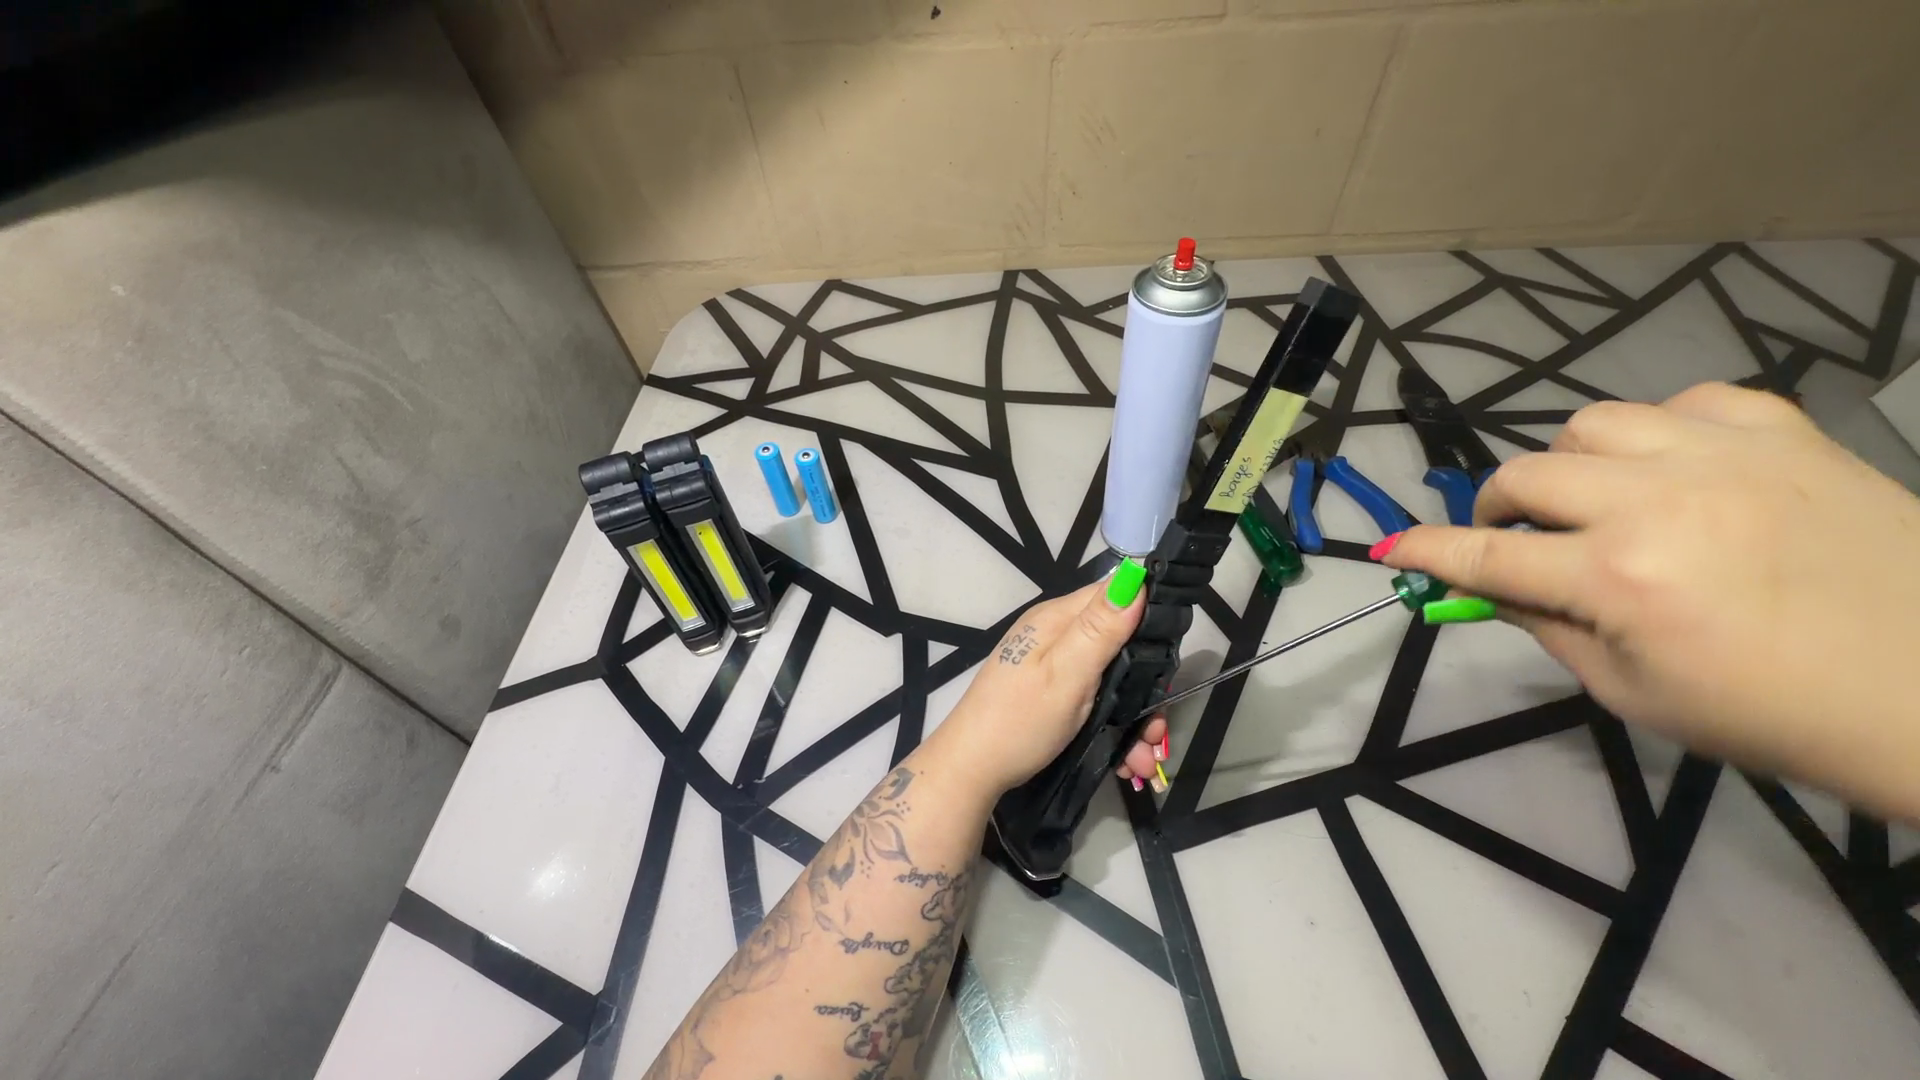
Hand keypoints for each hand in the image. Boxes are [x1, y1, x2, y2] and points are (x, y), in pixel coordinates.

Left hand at [926, 579, 1168, 796]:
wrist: (972, 770)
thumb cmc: (1020, 720)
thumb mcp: (1066, 673)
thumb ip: (1100, 629)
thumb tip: (1136, 578)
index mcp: (1057, 619)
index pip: (1116, 596)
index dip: (1149, 620)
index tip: (1170, 660)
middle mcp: (1057, 636)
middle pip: (1120, 644)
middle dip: (1146, 687)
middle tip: (1157, 731)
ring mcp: (1054, 666)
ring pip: (1113, 680)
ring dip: (1134, 719)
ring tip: (1142, 759)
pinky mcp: (1053, 695)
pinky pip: (1096, 701)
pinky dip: (1115, 729)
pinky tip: (1125, 761)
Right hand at [1381, 382, 1919, 820]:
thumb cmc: (1769, 714)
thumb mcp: (1629, 691)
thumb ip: (1546, 627)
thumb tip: (1490, 587)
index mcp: (1618, 580)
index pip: (1483, 557)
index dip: (1426, 552)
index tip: (1392, 549)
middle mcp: (1658, 503)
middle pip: (1525, 476)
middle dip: (1497, 508)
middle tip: (1515, 537)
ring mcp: (1725, 457)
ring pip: (1590, 424)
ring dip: (1570, 464)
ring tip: (1597, 497)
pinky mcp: (1786, 435)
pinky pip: (1686, 402)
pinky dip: (1659, 433)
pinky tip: (1677, 469)